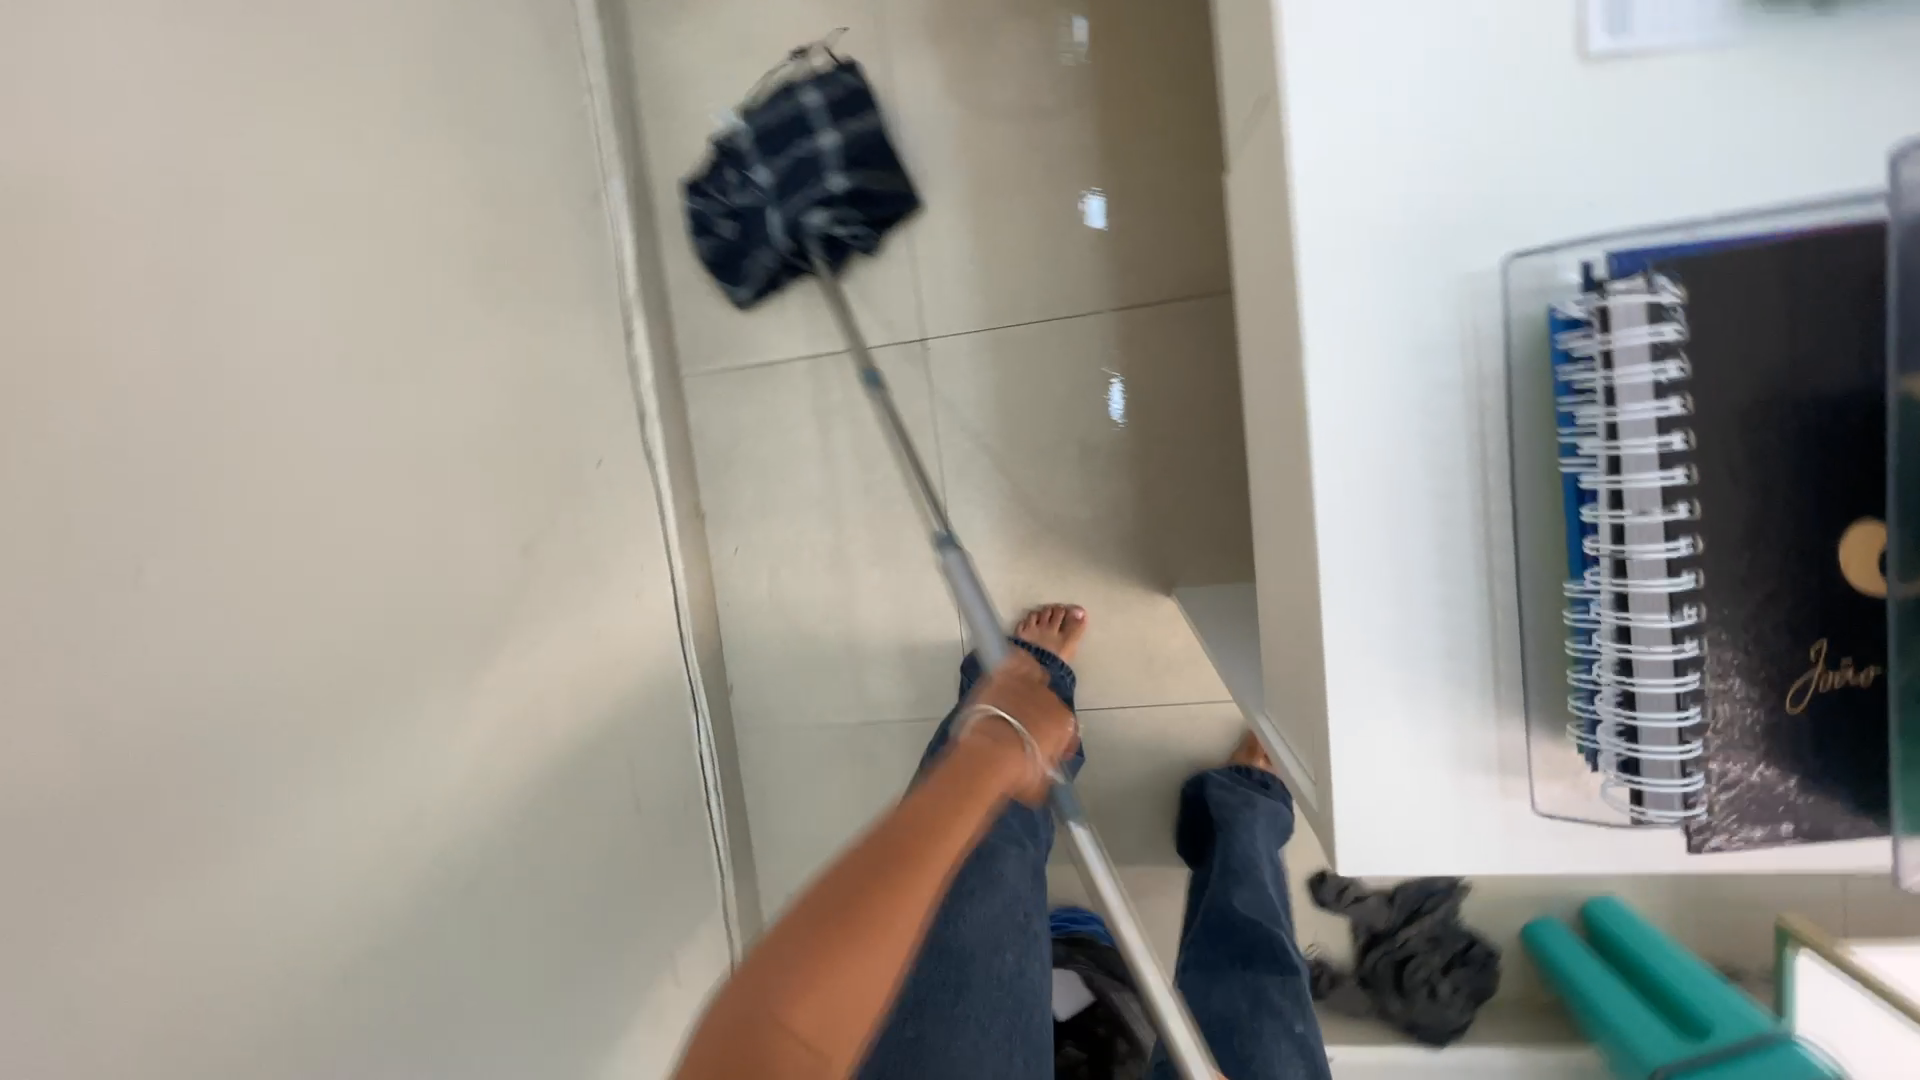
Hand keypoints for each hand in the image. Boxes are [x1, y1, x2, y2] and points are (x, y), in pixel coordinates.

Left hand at [955, 652, 1077, 804]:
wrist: (990, 752)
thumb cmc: (1018, 772)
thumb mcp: (1039, 783)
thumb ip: (1044, 772)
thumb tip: (1040, 776)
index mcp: (1065, 724)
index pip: (1065, 727)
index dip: (1054, 738)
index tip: (1043, 747)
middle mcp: (1052, 700)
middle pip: (1047, 704)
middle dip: (1037, 715)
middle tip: (1021, 729)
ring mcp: (1028, 685)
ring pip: (1030, 682)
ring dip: (1023, 691)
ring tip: (1009, 705)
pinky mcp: (1006, 676)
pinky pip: (1014, 665)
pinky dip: (1011, 668)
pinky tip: (1002, 678)